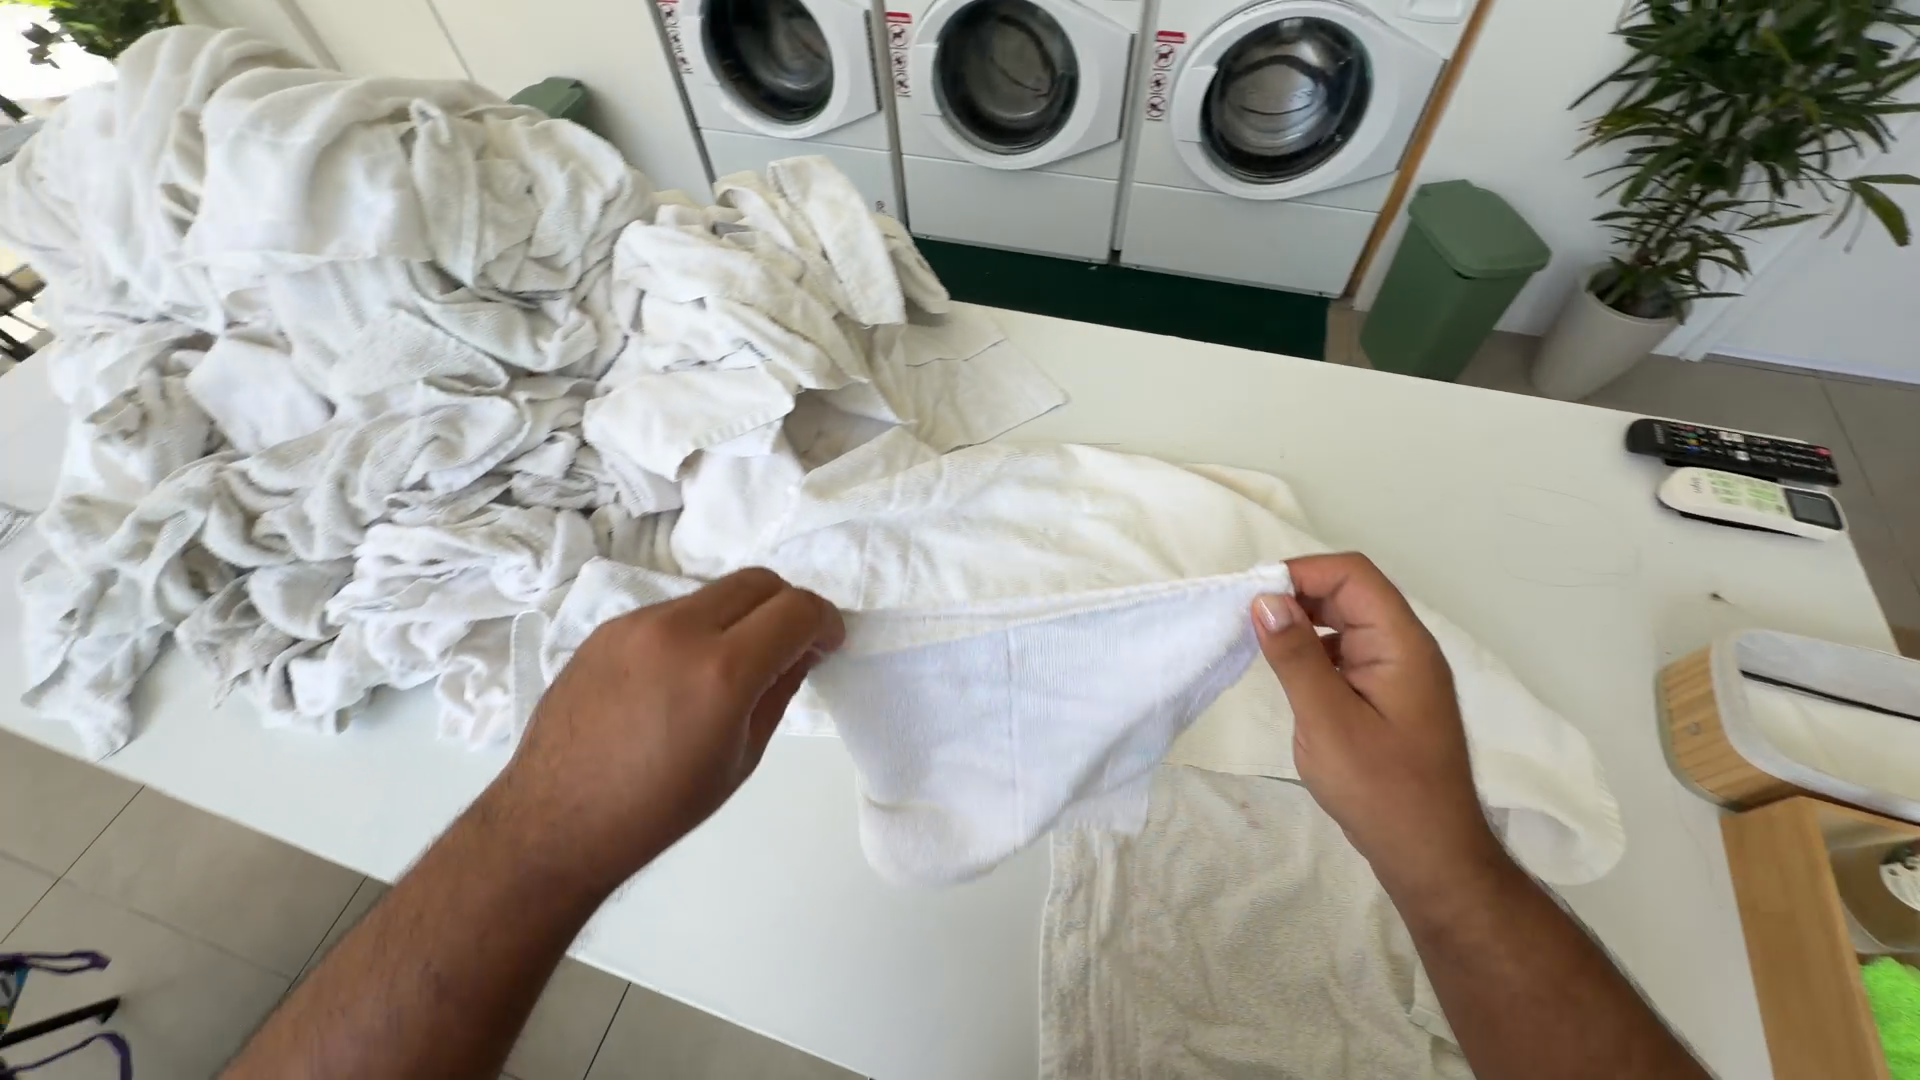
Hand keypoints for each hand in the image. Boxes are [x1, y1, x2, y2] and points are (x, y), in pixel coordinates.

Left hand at [490, 568, 844, 891]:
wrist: (555, 821)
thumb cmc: (661, 807)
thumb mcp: (744, 756)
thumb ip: (780, 688)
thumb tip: (801, 650)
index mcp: (723, 671)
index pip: (797, 610)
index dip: (826, 621)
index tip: (828, 643)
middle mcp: (680, 630)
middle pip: (760, 581)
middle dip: (789, 606)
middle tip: (789, 646)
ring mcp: (638, 623)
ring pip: (716, 592)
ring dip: (743, 615)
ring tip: (731, 664)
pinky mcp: (608, 627)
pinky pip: (674, 610)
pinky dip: (699, 627)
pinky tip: (682, 673)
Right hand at [1252, 553, 1502, 894]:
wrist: (1429, 855)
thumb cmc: (1381, 788)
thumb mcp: (1327, 720)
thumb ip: (1295, 656)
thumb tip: (1264, 599)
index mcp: (1401, 644)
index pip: (1352, 576)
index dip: (1300, 572)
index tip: (1251, 596)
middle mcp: (1403, 648)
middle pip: (1349, 592)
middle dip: (1295, 594)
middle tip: (1245, 618)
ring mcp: (1395, 672)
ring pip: (1344, 621)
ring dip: (1301, 622)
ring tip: (1257, 641)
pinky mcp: (1383, 694)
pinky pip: (1344, 651)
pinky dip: (1310, 649)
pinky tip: (1285, 671)